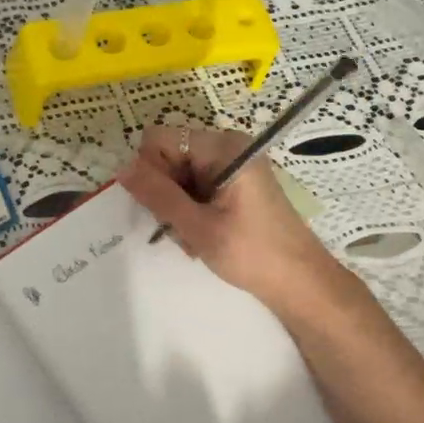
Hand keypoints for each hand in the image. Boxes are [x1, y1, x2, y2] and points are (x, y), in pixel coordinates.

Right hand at [117, 125, 351, 313]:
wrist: (301, 283)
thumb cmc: (252, 254)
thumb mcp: (197, 227)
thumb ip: (158, 194)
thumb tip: (121, 168)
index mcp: (222, 147)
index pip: (159, 139)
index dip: (150, 170)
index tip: (164, 206)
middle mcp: (227, 145)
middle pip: (169, 155)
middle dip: (165, 191)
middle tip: (182, 228)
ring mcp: (233, 163)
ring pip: (179, 173)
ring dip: (177, 205)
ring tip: (195, 236)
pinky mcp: (236, 181)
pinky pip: (196, 184)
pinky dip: (191, 208)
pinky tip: (203, 234)